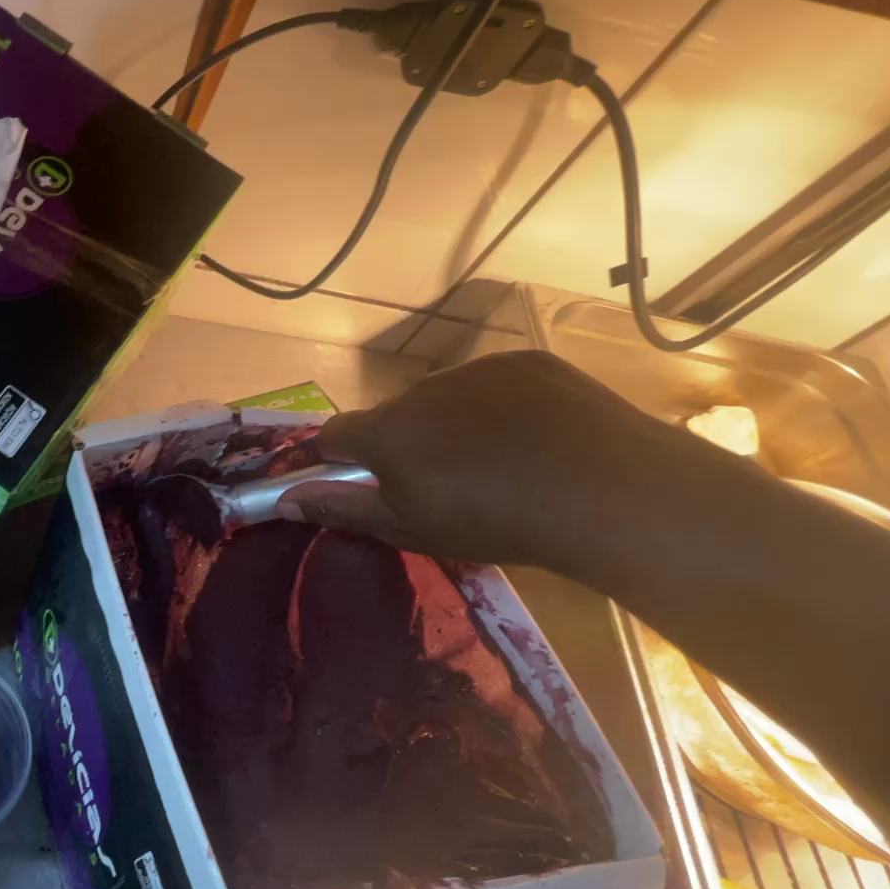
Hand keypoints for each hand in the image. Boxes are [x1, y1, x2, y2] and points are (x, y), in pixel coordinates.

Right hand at [277, 351, 695, 569]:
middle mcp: (420, 390)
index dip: (338, 458)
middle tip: (438, 484)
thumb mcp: (408, 527)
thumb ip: (341, 507)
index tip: (360, 482)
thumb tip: (283, 500)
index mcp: (386, 431)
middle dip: (400, 444)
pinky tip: (527, 437)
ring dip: (445, 423)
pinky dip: (493, 406)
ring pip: (440, 398)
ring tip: (491, 462)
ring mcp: (476, 370)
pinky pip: (489, 383)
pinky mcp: (527, 361)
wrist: (607, 492)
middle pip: (390, 416)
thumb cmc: (493, 520)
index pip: (333, 434)